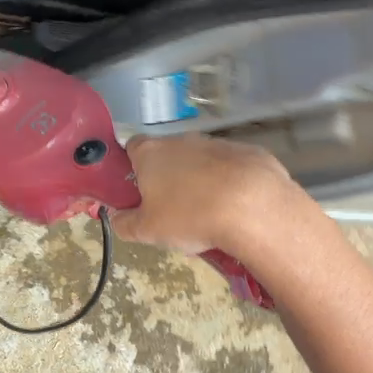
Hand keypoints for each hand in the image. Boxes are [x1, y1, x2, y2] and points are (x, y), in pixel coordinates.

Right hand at [109, 132, 302, 252]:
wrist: (255, 208)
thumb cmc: (189, 216)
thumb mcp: (146, 232)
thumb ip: (124, 223)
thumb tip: (117, 218)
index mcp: (150, 153)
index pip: (130, 148)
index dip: (132, 169)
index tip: (137, 193)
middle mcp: (181, 140)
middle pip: (167, 156)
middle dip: (167, 179)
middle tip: (172, 211)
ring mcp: (217, 143)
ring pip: (200, 162)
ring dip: (199, 182)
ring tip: (208, 214)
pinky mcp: (248, 152)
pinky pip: (230, 169)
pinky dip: (229, 184)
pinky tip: (236, 209)